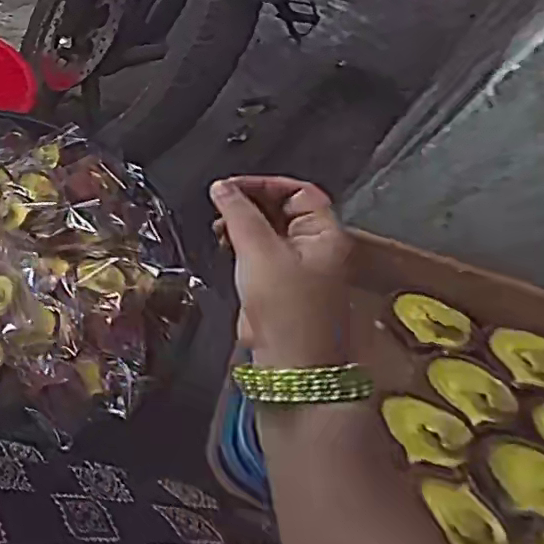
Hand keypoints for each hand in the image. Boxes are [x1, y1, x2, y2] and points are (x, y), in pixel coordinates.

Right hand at [209, 176, 352, 370]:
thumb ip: (238, 214)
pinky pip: (258, 249)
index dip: (264, 184)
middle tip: (220, 204)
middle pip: (282, 208)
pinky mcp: (277, 281)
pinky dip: (240, 242)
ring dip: (241, 223)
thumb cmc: (286, 306)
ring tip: (219, 228)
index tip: (230, 185)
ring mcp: (296, 264)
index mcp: (324, 234)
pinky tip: (224, 245)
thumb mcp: (259, 251)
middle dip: (248, 203)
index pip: (298, 191)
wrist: (290, 358)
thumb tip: (221, 186)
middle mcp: (314, 246)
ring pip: (267, 228)